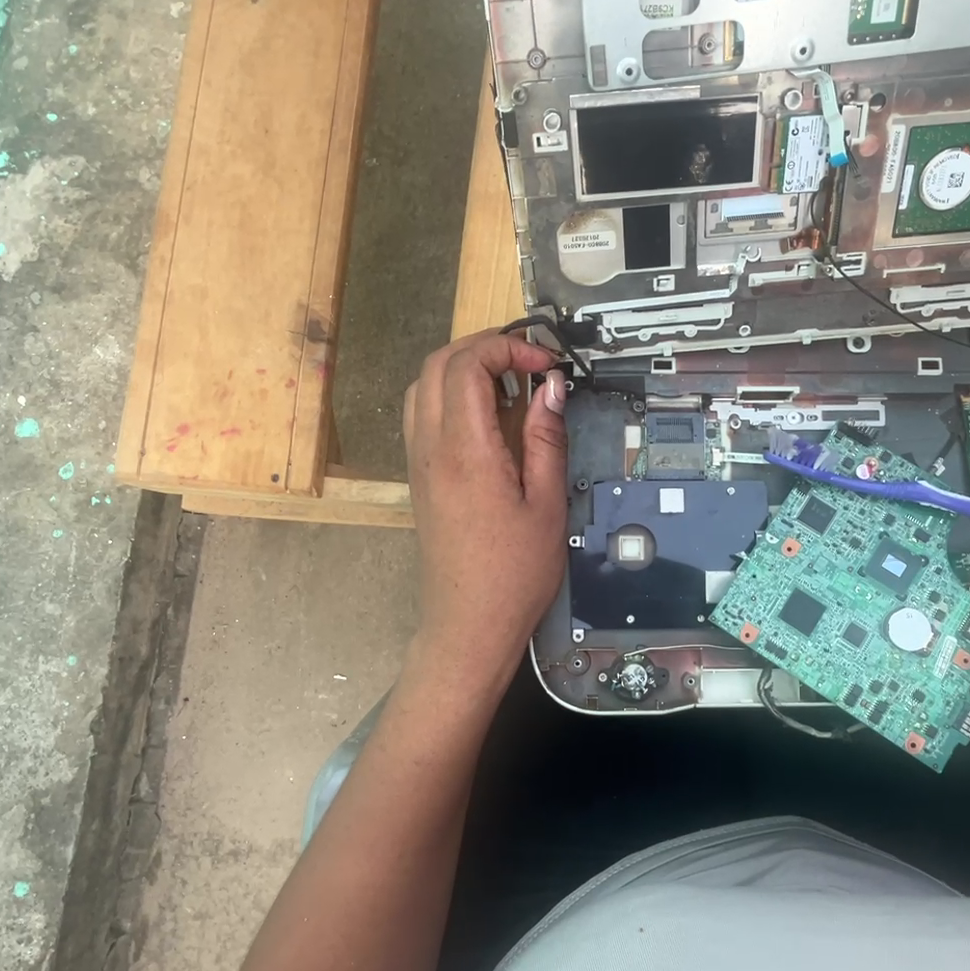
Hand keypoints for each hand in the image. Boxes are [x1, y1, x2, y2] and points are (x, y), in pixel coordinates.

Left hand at [402, 331, 568, 682]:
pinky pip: (421, 412)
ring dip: (463, 368)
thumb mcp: (548, 505)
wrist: (468, 623)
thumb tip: (550, 386)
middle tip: (528, 362)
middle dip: (484, 347)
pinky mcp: (419, 476)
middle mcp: (431, 447)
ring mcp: (418, 461)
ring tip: (510, 385)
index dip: (508, 347)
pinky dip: (450, 394)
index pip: (468, 366)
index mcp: (466, 451)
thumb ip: (546, 439)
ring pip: (422, 385)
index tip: (546, 365)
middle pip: (438, 364)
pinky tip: (487, 418)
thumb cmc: (515, 573)